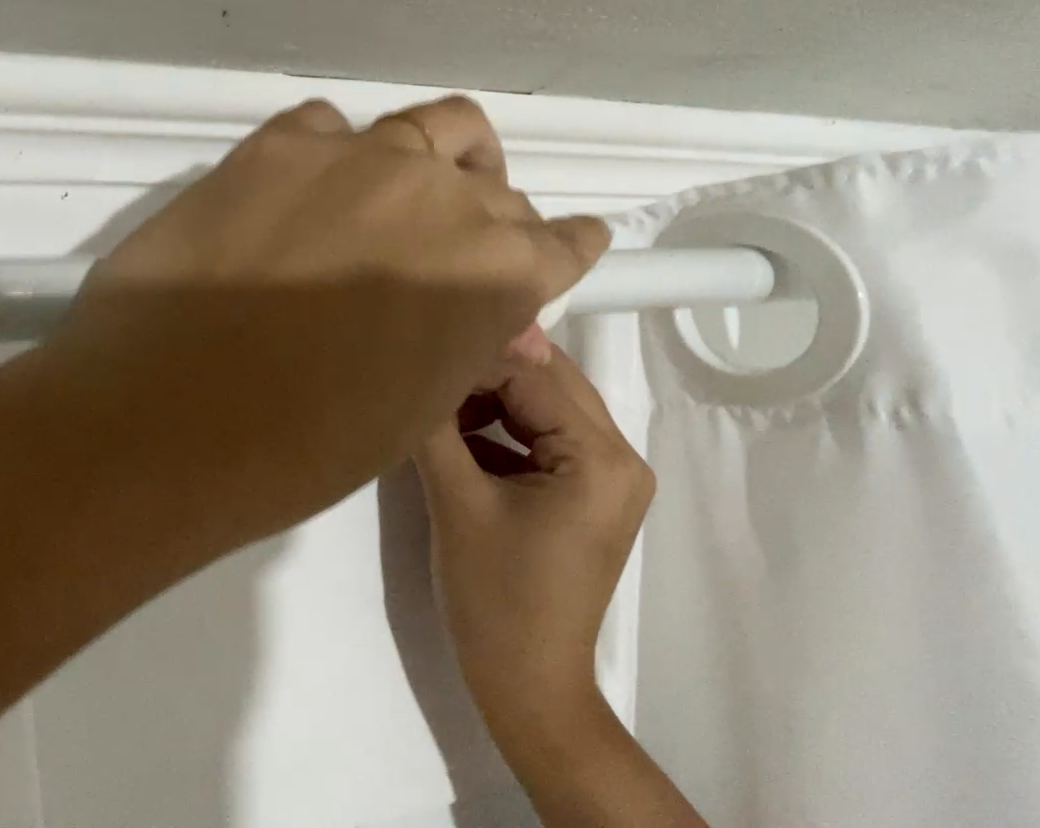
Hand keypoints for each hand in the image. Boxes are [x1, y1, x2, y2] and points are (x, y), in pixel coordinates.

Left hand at [47, 96, 609, 542]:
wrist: (171, 417)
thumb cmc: (299, 446)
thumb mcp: (413, 409)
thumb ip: (459, 338)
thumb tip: (479, 313)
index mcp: (494, 276)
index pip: (560, 243)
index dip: (557, 252)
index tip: (552, 253)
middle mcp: (442, 198)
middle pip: (494, 185)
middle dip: (489, 213)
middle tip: (448, 241)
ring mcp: (356, 158)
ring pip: (430, 126)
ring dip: (434, 157)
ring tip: (401, 189)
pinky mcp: (275, 145)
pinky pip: (327, 126)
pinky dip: (332, 154)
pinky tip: (304, 193)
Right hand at [416, 351, 653, 744]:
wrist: (526, 681)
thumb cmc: (492, 594)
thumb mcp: (456, 499)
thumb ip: (440, 423)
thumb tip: (419, 365)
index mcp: (600, 458)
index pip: (531, 375)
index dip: (471, 360)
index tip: (418, 358)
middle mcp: (622, 458)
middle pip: (549, 382)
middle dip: (486, 371)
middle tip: (427, 370)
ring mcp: (611, 478)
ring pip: (546, 407)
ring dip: (492, 399)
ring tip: (436, 407)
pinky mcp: (591, 495)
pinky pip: (545, 439)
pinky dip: (503, 431)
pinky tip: (457, 436)